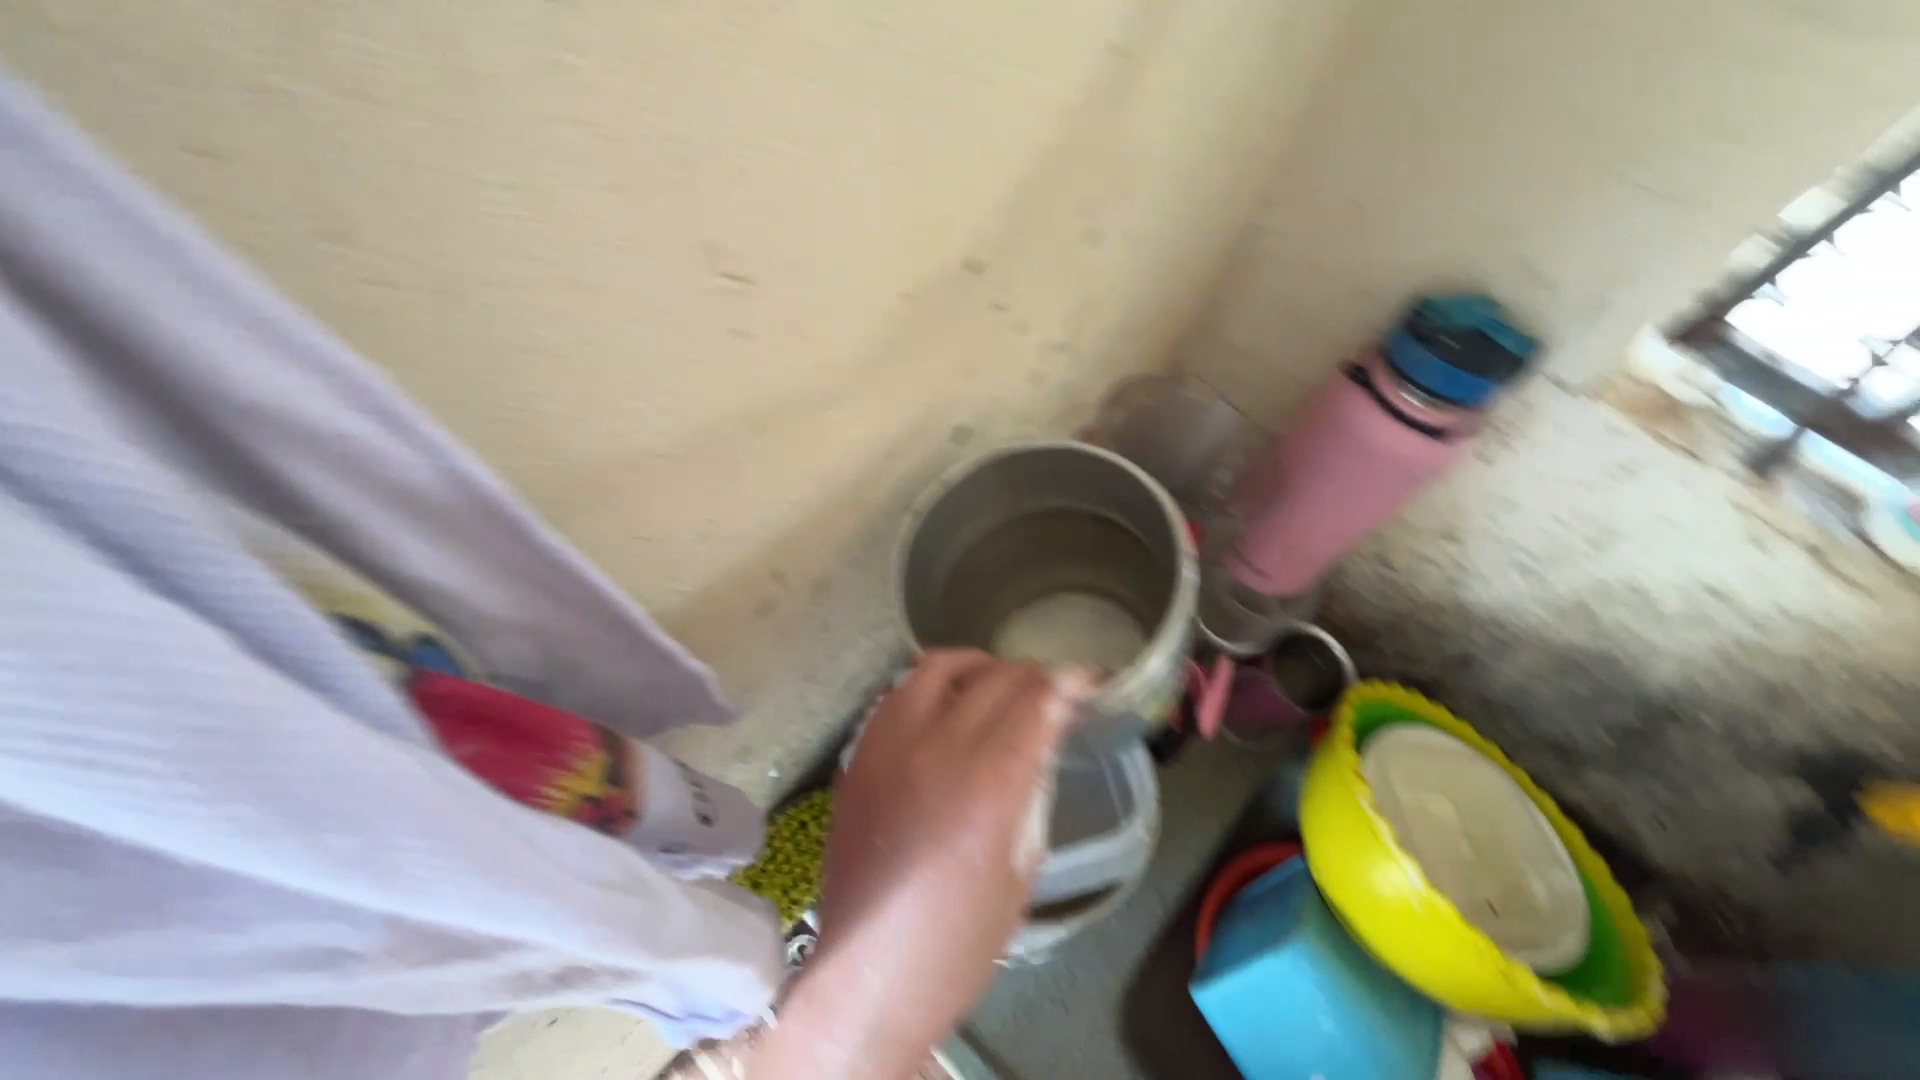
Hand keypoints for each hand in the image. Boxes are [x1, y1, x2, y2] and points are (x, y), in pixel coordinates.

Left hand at [754, 650, 1090, 1078]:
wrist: (868, 975)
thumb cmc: (958, 943)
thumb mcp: (1021, 870)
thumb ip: (1031, 795)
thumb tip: (1039, 747)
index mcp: (988, 782)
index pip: (1037, 701)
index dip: (1070, 683)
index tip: (1087, 681)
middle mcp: (935, 748)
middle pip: (994, 678)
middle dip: (1033, 676)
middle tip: (1052, 692)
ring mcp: (887, 746)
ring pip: (937, 668)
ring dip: (978, 668)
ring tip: (998, 685)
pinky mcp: (857, 757)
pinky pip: (897, 695)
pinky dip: (931, 687)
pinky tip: (946, 708)